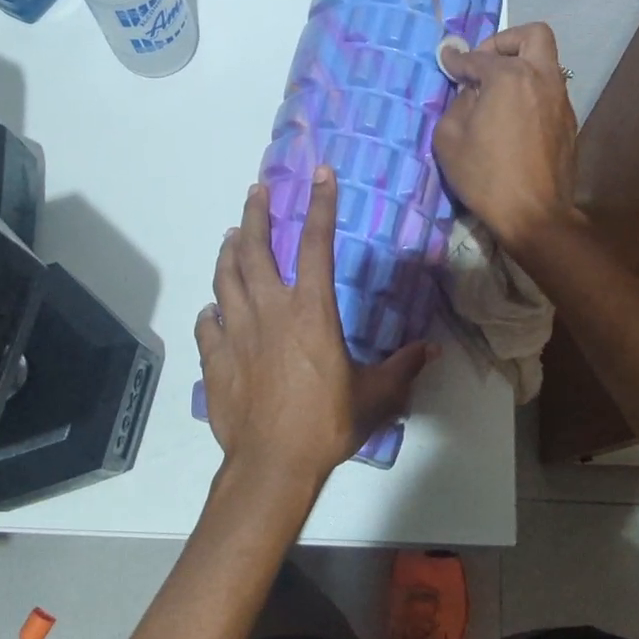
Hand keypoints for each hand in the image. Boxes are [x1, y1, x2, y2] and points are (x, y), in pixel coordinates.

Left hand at [195, 166, 436, 481]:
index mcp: (310, 310)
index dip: (320, 205)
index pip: (315, 243)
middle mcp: (270, 309)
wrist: (273, 464)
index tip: (320, 174)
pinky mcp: (215, 358)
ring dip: (229, 251)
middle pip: (255, 248)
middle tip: (256, 191)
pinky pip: (207, 323)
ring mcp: (236, 332)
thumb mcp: (375, 395)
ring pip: (226, 277)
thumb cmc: (328, 423)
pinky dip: (210, 310)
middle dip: (255, 214)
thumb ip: (402, 368)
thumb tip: (431, 350)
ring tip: (230, 234)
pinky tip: (212, 307)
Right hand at [434, 22, 579, 248]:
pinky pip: (549, 92)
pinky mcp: (569, 123)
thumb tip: (470, 91)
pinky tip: (512, 119)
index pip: (479, 57)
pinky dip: (530, 93)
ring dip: (521, 68)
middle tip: (485, 63)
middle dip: (505, 42)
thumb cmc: (485, 176)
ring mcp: (561, 100)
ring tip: (496, 94)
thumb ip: (457, 103)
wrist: (534, 214)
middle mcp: (542, 78)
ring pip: (546, 63)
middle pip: (533, 35)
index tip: (448, 61)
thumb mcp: (449, 138)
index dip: (458, 60)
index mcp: (510, 77)